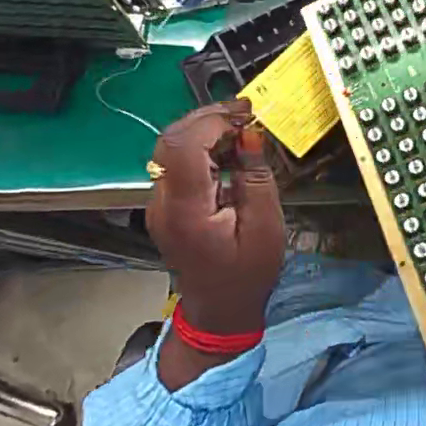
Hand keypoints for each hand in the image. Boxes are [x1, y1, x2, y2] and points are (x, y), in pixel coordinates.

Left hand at [145, 101, 285, 385]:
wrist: (220, 313)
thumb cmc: (248, 275)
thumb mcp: (265, 227)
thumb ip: (256, 177)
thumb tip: (250, 134)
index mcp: (186, 210)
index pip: (185, 146)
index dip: (213, 122)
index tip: (247, 116)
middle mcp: (163, 202)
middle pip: (171, 140)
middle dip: (207, 118)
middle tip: (245, 113)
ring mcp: (159, 204)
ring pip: (170, 149)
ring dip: (203, 131)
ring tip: (240, 128)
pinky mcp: (165, 206)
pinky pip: (176, 165)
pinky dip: (200, 148)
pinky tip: (227, 149)